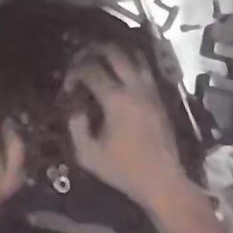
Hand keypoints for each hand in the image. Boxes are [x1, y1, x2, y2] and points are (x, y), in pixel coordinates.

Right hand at [64, 43, 188, 208]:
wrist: (163, 181)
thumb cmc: (124, 170)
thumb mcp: (88, 155)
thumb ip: (75, 127)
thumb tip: (75, 108)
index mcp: (116, 99)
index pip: (90, 69)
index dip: (74, 72)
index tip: (68, 87)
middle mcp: (135, 87)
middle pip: (114, 51)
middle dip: (93, 51)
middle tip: (82, 61)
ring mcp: (151, 90)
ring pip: (134, 55)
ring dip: (115, 54)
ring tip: (101, 62)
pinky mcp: (160, 97)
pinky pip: (144, 69)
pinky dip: (130, 64)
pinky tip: (120, 76)